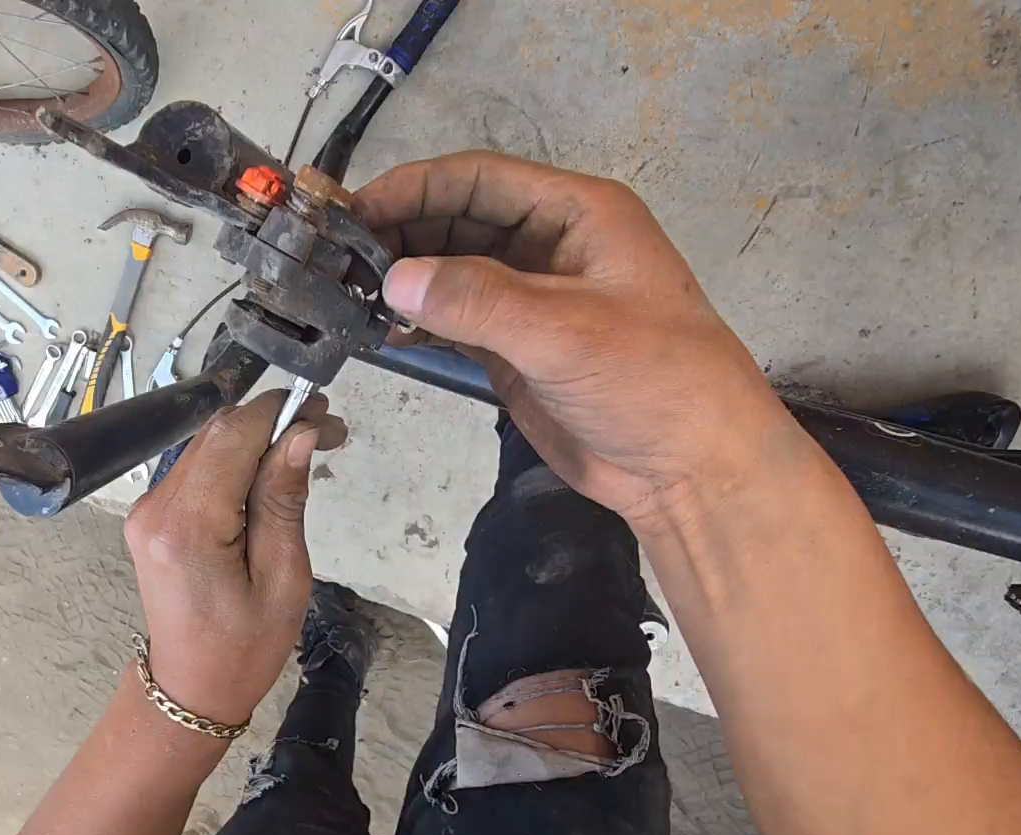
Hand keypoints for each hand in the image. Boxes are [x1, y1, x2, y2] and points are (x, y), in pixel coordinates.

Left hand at [124, 392, 347, 728]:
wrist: (190, 687)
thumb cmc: (244, 649)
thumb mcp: (283, 579)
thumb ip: (283, 501)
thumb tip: (300, 436)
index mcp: (188, 527)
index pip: (233, 437)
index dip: (281, 413)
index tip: (325, 414)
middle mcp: (156, 508)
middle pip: (216, 434)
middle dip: (273, 423)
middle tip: (327, 433)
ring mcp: (147, 511)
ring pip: (206, 447)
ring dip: (256, 441)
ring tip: (305, 454)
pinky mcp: (151, 517)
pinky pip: (197, 471)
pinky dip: (235, 463)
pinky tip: (268, 478)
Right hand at [353, 152, 797, 534]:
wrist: (684, 466)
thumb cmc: (649, 380)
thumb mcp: (563, 331)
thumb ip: (476, 301)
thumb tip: (393, 280)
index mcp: (573, 215)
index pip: (479, 180)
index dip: (414, 188)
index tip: (353, 211)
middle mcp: (545, 248)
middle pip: (456, 223)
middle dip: (400, 234)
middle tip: (336, 258)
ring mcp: (525, 301)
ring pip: (449, 273)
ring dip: (404, 280)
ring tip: (347, 293)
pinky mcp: (510, 349)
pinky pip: (452, 321)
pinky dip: (417, 323)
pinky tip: (382, 331)